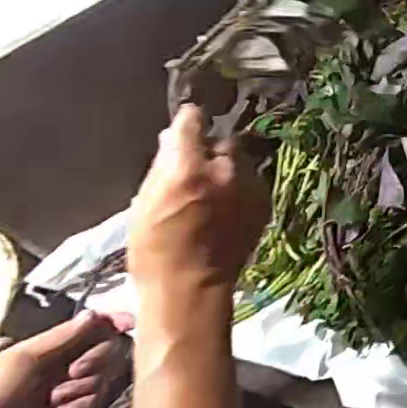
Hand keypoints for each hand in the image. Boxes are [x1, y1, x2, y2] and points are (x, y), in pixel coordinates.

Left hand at [0, 312, 130, 407]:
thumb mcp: (22, 360)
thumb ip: (64, 336)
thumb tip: (96, 313)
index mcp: (48, 346)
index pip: (91, 326)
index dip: (112, 322)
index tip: (130, 324)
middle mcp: (61, 364)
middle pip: (105, 349)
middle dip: (96, 360)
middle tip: (74, 373)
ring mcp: (65, 390)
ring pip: (102, 377)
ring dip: (83, 388)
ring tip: (55, 404)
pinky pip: (92, 402)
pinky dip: (79, 407)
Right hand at [127, 105, 268, 305]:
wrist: (193, 287)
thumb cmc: (155, 250)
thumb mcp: (143, 204)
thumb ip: (162, 167)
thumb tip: (172, 140)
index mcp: (188, 167)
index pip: (192, 122)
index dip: (188, 120)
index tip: (188, 120)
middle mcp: (226, 170)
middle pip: (221, 142)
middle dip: (210, 151)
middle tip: (197, 170)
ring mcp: (249, 185)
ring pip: (240, 161)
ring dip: (228, 169)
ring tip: (214, 192)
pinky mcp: (263, 201)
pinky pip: (251, 181)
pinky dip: (240, 187)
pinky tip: (228, 206)